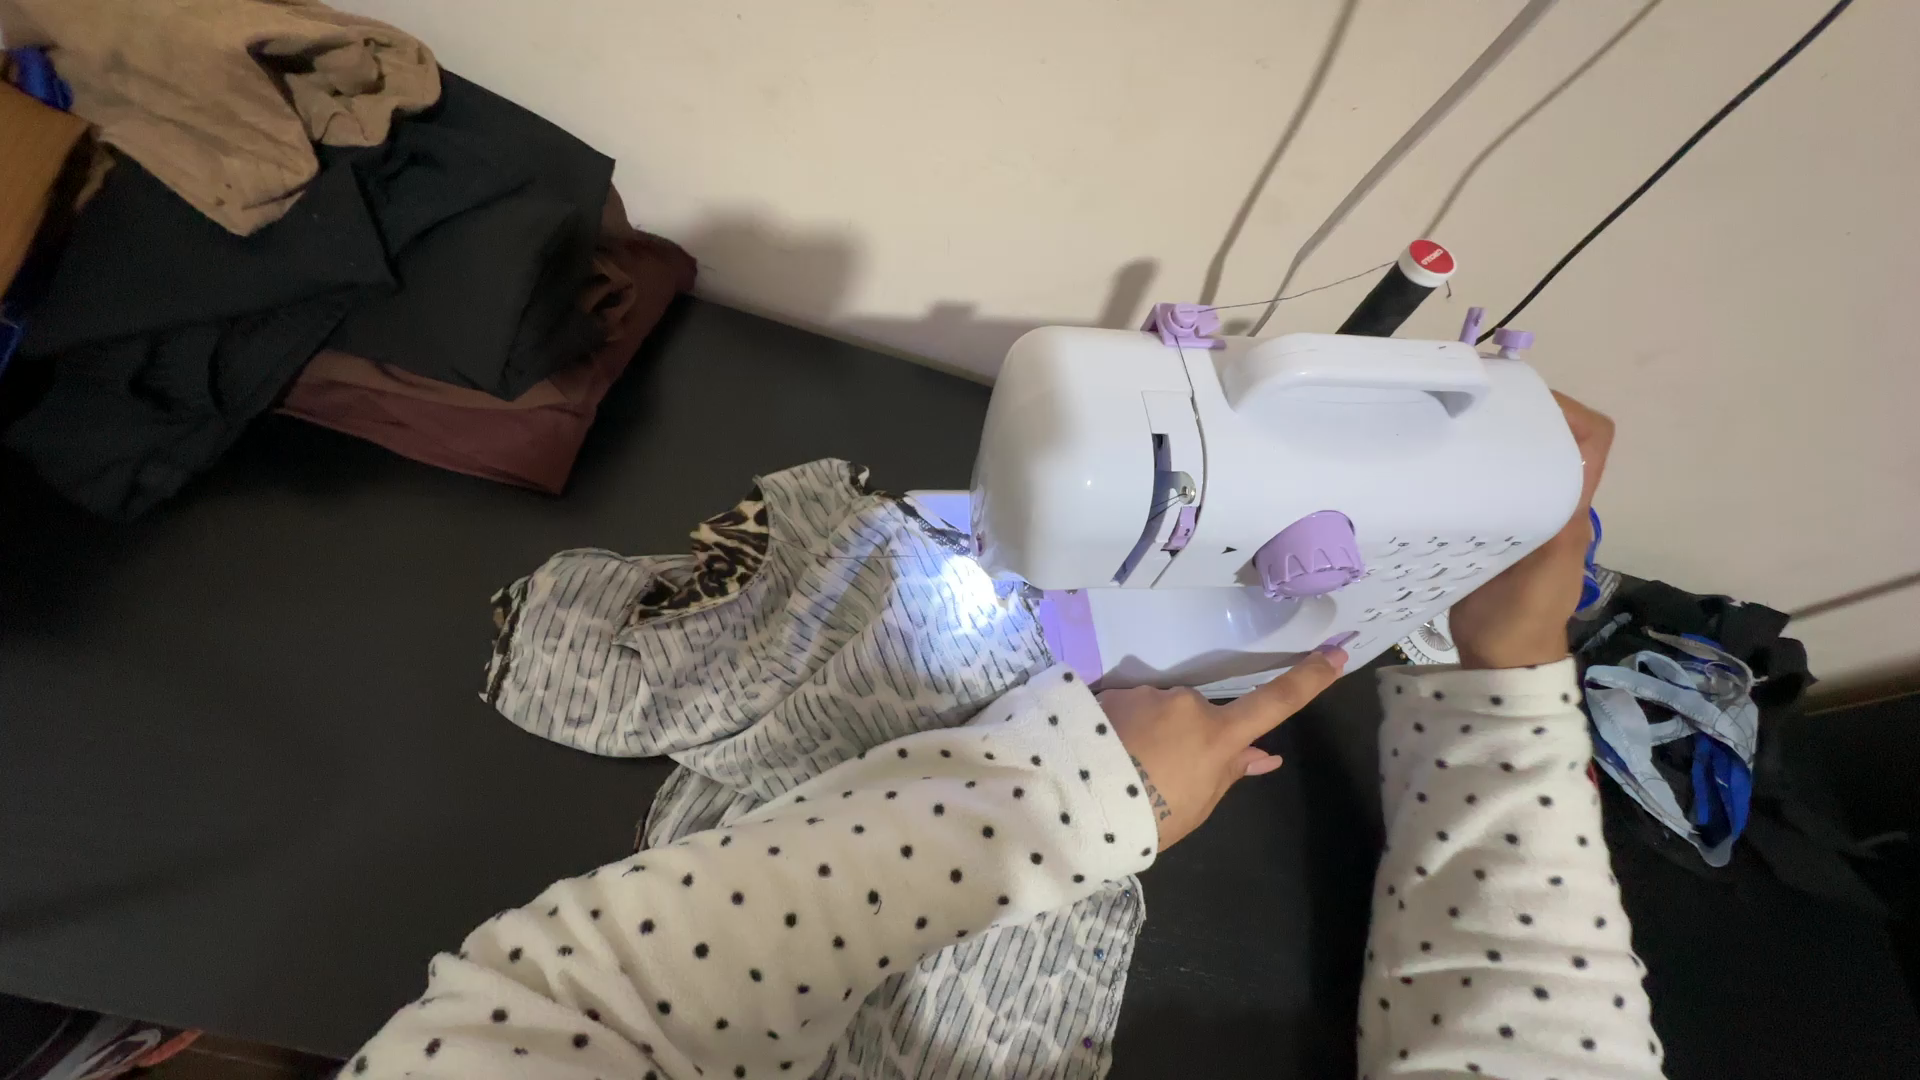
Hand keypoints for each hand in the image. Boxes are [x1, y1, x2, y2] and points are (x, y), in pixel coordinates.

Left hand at [1100, 648, 1345, 850]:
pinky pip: (1126, 709)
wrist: (1078, 800)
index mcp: (1216, 734)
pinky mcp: (1110, 693)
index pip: (1274, 702)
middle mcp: (1185, 703)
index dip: (1307, 679)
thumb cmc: (1149, 816)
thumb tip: (1264, 756)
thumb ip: (1229, 773)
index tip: (1335, 654)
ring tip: (1124, 769)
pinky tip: (1103, 753)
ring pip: (1158, 710)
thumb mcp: (1197, 806)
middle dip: (1185, 737)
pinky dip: (1121, 728)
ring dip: (1149, 732)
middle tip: (1159, 776)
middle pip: (1196, 714)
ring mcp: (1145, 694)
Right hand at [1449, 391, 1615, 669]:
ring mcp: (1518, 518)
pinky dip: (1463, 475)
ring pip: (1513, 465)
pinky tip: (1429, 476)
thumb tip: (1534, 467)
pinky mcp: (1487, 532)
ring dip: (1485, 446)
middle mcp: (1549, 503)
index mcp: (1571, 505)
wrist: (1499, 657)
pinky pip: (1482, 490)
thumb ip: (1546, 518)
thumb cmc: (1522, 614)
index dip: (1565, 409)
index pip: (1592, 438)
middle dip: (1514, 420)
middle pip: (1546, 443)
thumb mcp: (1540, 565)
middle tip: (1460, 412)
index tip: (1514, 399)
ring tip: (1439, 437)